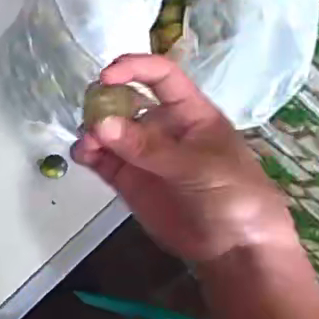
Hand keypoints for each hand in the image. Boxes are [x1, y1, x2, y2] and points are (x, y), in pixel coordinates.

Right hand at [72, 54, 297, 265]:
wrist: (234, 248)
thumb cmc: (235, 197)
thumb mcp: (196, 167)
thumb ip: (147, 148)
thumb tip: (100, 125)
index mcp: (190, 113)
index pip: (161, 77)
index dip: (134, 69)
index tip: (106, 77)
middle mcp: (162, 128)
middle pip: (125, 101)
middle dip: (103, 103)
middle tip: (90, 118)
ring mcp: (142, 154)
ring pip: (107, 130)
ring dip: (91, 131)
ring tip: (88, 147)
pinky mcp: (126, 179)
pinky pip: (100, 159)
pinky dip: (87, 154)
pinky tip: (84, 156)